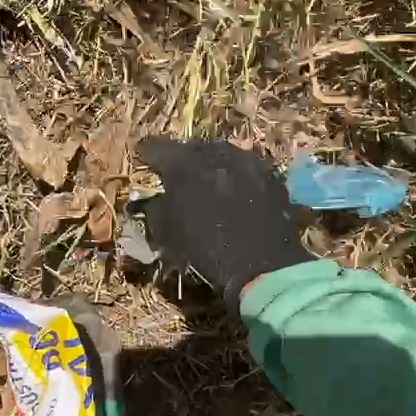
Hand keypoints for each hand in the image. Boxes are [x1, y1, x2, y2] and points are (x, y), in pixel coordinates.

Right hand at [137, 138, 309, 301]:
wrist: (264, 268)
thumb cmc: (204, 251)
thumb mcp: (166, 232)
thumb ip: (155, 206)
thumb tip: (151, 197)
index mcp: (182, 162)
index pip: (155, 146)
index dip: (147, 155)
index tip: (144, 161)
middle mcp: (215, 153)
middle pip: (191, 147)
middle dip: (182, 159)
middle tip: (178, 175)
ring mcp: (247, 161)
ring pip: (222, 154)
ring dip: (211, 164)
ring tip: (208, 182)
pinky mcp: (271, 176)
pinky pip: (246, 168)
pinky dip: (236, 176)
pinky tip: (235, 194)